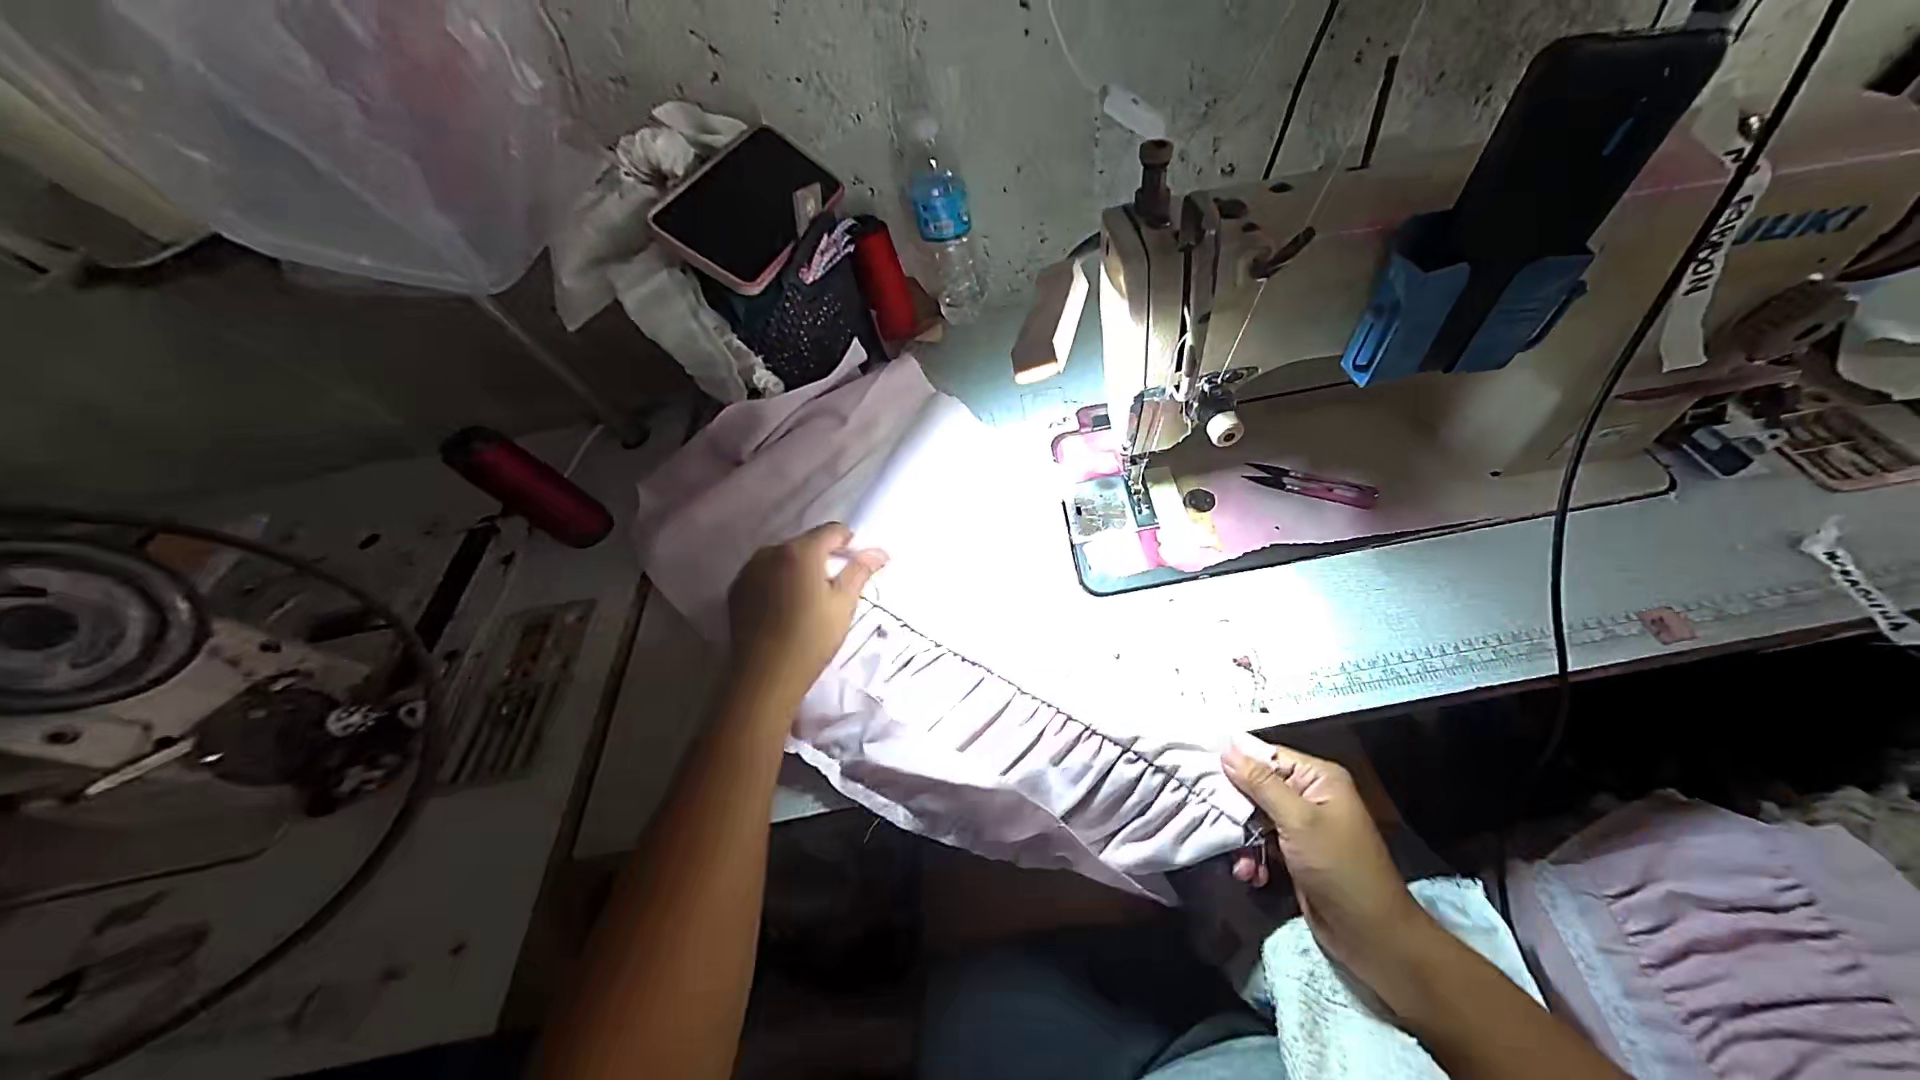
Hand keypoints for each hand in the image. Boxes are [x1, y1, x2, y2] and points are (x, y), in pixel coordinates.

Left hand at [727, 523, 886, 706]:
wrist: (765, 676)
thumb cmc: (811, 639)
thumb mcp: (844, 604)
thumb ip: (860, 571)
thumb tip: (879, 552)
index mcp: (801, 551)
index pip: (832, 531)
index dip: (849, 543)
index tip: (856, 564)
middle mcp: (770, 552)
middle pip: (806, 543)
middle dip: (823, 557)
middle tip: (834, 587)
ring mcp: (748, 570)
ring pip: (783, 559)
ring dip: (798, 569)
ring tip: (808, 599)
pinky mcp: (736, 590)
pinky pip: (763, 575)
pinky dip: (777, 582)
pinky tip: (784, 608)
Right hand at [1222, 737, 1433, 985]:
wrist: (1370, 935)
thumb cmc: (1339, 868)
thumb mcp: (1298, 820)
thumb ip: (1260, 783)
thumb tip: (1228, 751)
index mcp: (1319, 778)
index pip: (1267, 755)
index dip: (1236, 763)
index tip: (1204, 773)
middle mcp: (1310, 796)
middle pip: (1256, 786)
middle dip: (1237, 807)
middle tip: (1219, 821)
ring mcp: (1302, 826)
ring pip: (1253, 817)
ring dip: (1243, 839)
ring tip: (1243, 862)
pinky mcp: (1294, 852)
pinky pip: (1260, 842)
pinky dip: (1252, 857)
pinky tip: (1252, 874)